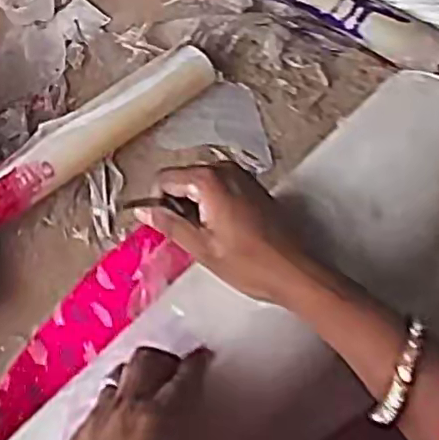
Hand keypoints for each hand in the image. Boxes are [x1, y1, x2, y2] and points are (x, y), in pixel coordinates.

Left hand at [64, 347, 208, 439]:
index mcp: (153, 420)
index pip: (181, 381)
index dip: (195, 366)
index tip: (203, 358)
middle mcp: (121, 410)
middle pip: (144, 363)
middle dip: (163, 361)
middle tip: (177, 369)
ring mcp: (94, 420)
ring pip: (117, 378)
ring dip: (134, 378)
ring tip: (147, 386)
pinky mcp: (75, 438)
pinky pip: (97, 404)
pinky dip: (112, 401)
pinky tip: (117, 416)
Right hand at [133, 164, 317, 305]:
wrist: (296, 272)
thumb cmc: (248, 263)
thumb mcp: (201, 248)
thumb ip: (168, 224)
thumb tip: (142, 210)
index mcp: (207, 179)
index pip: (164, 179)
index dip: (158, 202)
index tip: (167, 227)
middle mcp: (222, 168)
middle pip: (182, 178)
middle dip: (178, 203)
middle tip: (190, 234)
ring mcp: (239, 174)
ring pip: (199, 182)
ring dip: (195, 204)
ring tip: (208, 234)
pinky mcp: (251, 184)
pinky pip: (218, 185)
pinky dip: (213, 202)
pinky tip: (224, 228)